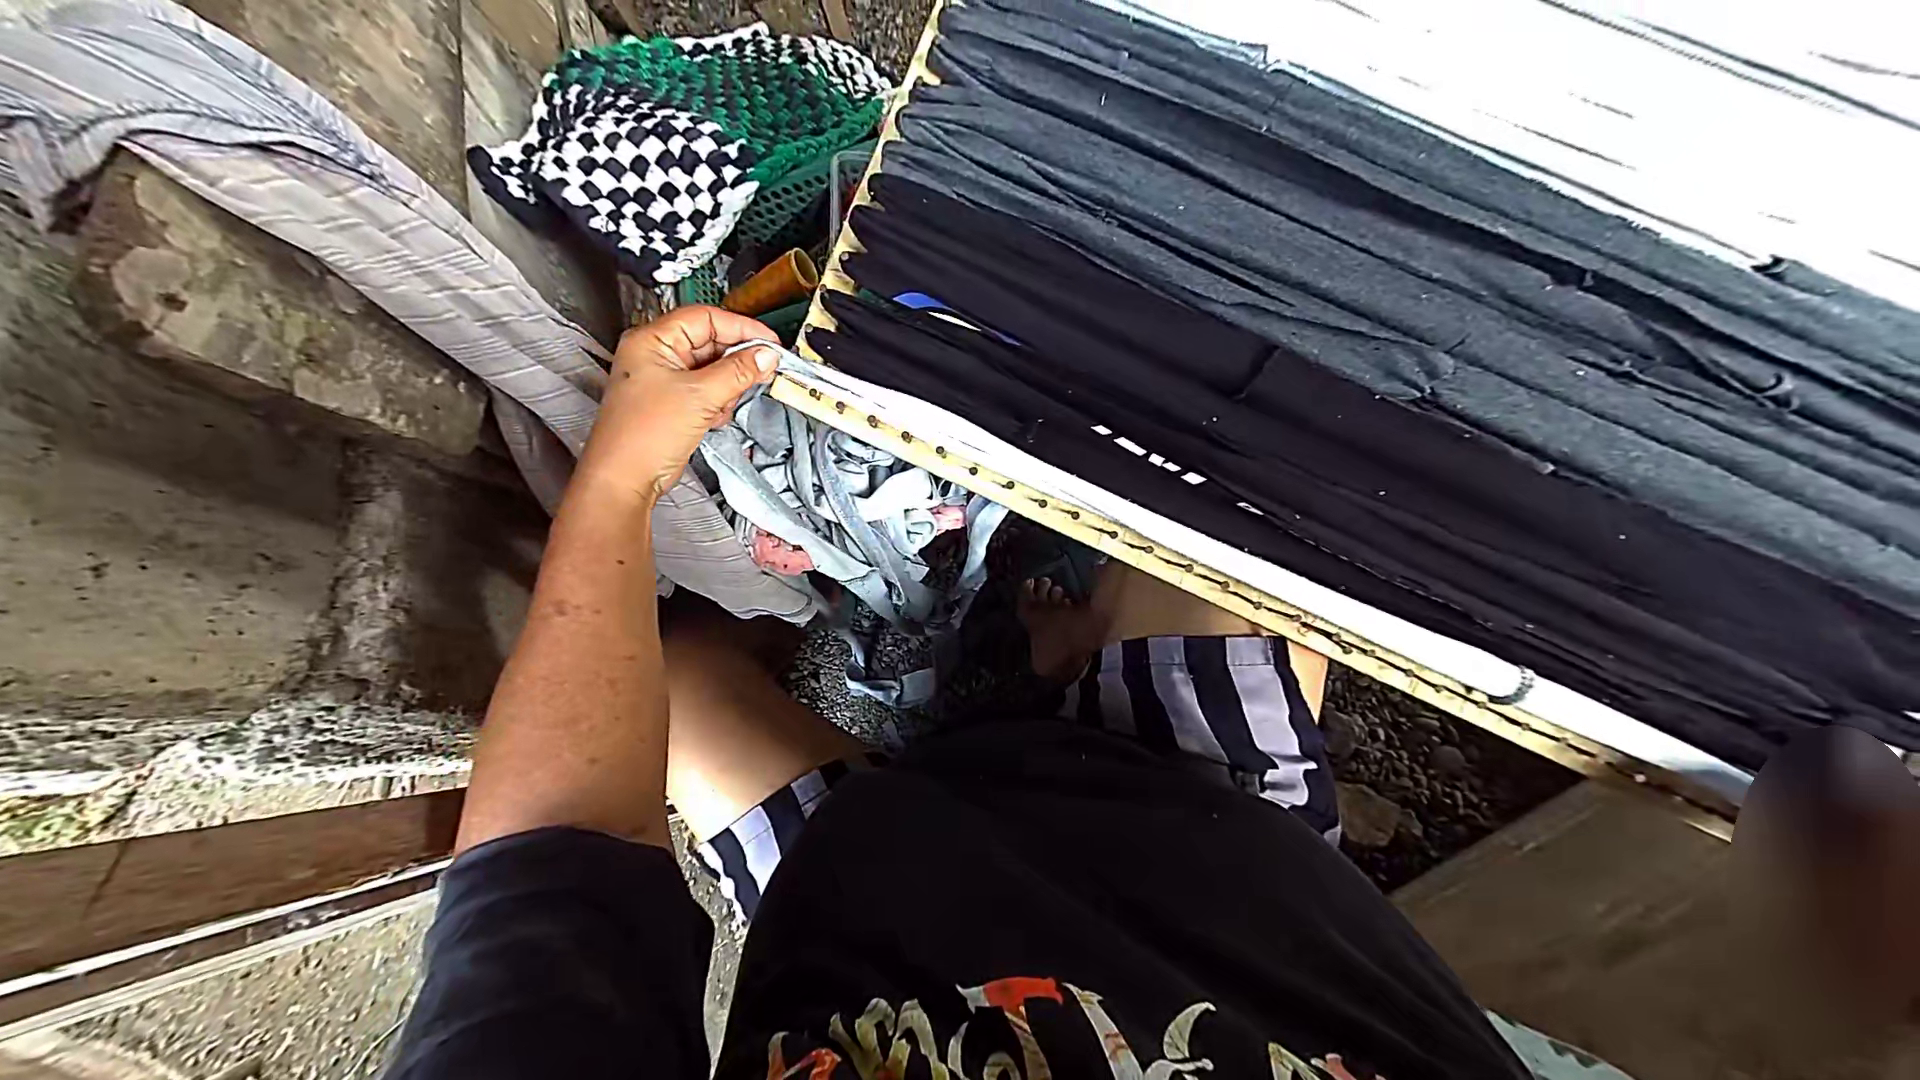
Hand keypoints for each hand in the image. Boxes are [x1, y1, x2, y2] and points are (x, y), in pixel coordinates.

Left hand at [571, 306, 780, 505]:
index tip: (769, 343)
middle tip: (764, 369)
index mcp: (653, 341)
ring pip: (712, 369)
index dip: (741, 328)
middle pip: (711, 343)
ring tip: (732, 398)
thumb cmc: (641, 435)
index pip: (706, 319)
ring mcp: (665, 380)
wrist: (626, 477)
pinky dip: (719, 401)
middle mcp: (656, 356)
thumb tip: (765, 356)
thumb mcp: (700, 395)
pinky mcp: (674, 404)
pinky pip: (707, 391)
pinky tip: (718, 414)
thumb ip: (738, 372)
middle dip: (738, 359)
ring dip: (729, 384)